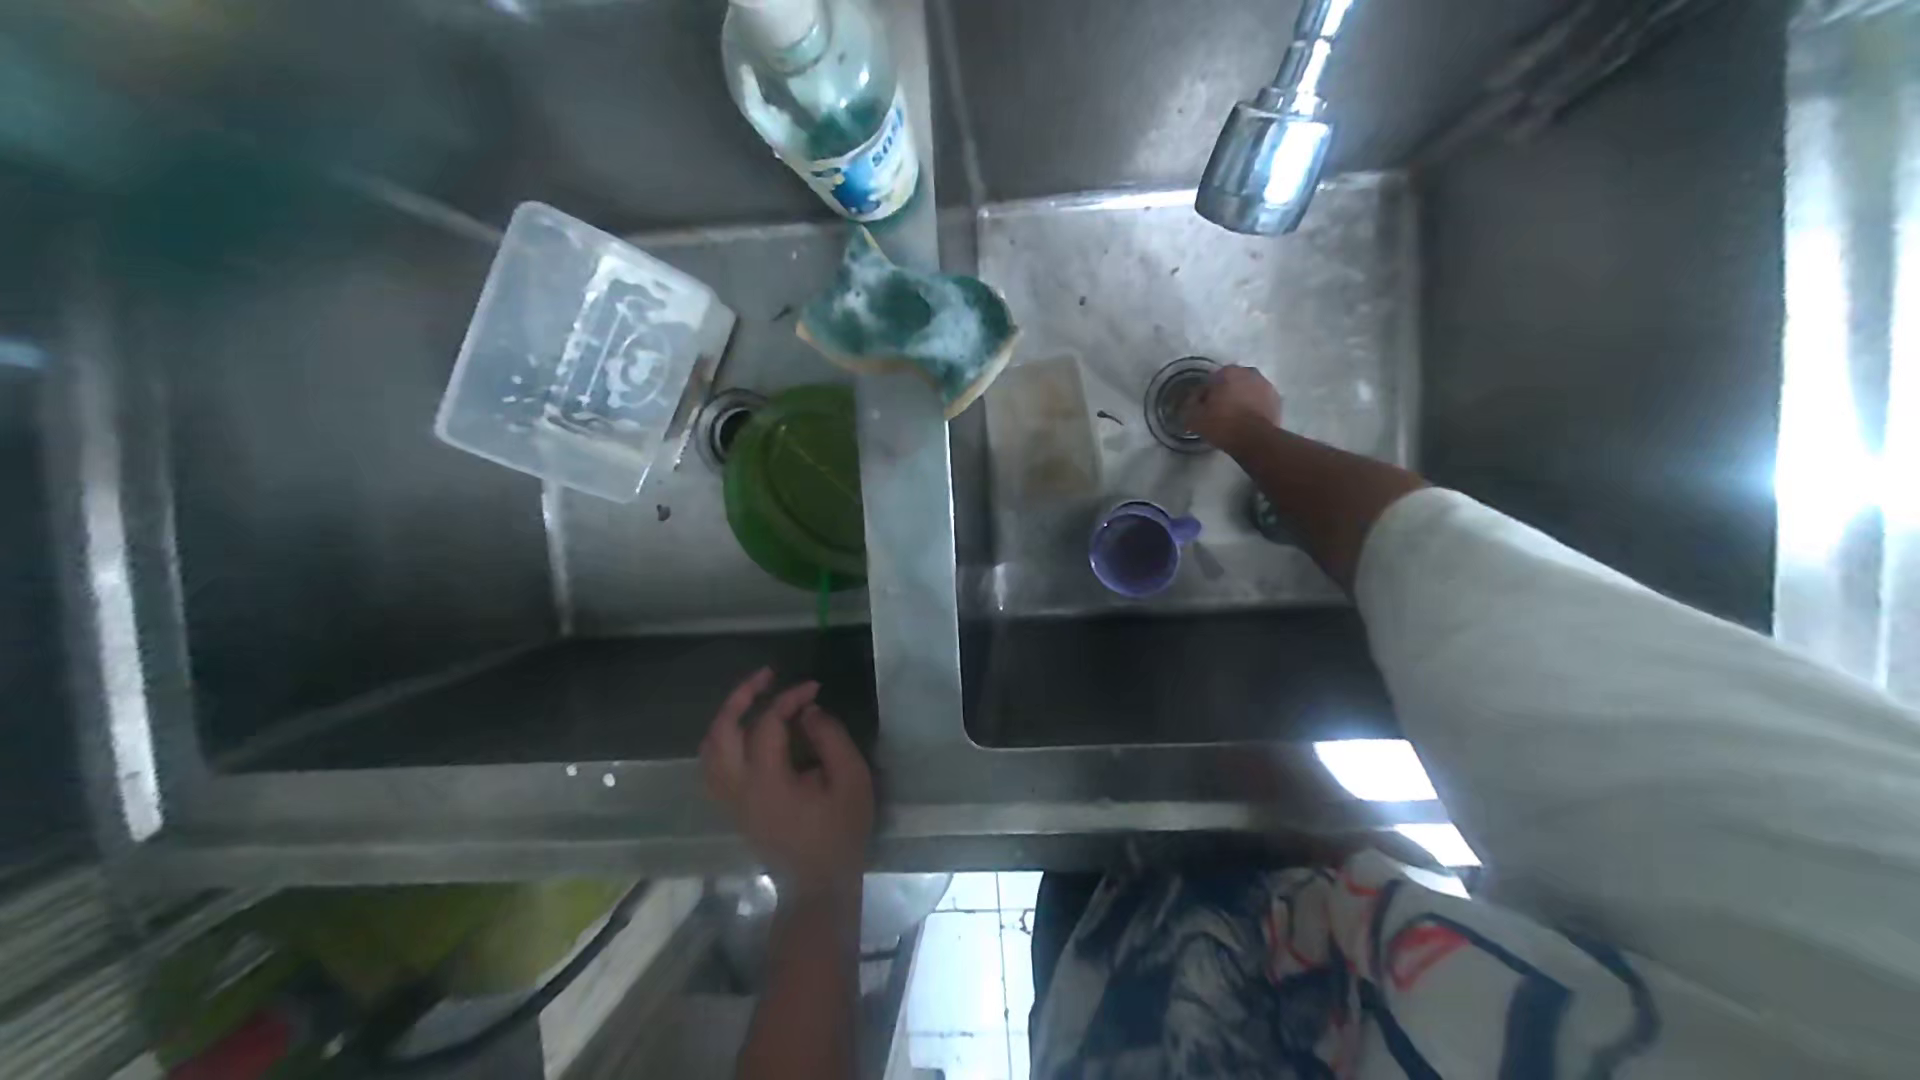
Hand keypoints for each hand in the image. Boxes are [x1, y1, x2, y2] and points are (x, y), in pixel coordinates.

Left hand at [701, 669, 873, 898]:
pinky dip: (723, 739)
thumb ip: (830, 739)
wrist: (819, 883)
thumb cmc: (840, 832)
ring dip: (727, 717)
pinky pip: (713, 765)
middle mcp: (738, 788)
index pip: (767, 724)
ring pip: (710, 748)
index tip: (814, 688)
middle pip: (721, 730)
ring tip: (753, 697)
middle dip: (741, 696)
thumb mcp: (851, 780)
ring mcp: (729, 800)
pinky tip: (744, 731)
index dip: (789, 698)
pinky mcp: (731, 807)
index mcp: (767, 781)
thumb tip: (808, 712)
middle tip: (767, 676)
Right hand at [1183, 365, 1281, 453]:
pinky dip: (1252, 406)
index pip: (1208, 382)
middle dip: (1223, 394)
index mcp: (1226, 372)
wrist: (1255, 440)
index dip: (1202, 397)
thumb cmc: (1222, 424)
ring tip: (1233, 417)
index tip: (1201, 411)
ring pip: (1245, 390)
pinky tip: (1246, 420)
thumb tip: (1191, 402)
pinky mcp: (1276, 398)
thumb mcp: (1194, 418)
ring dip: (1239, 399)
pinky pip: (1258, 400)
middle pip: (1229, 383)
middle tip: (1217, 413)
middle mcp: (1248, 372)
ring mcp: (1265, 384)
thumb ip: (1189, 405)